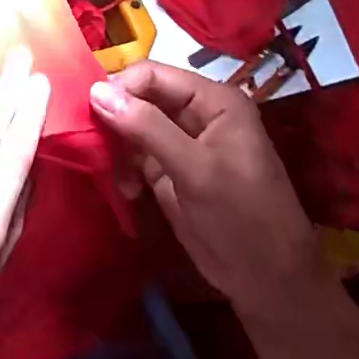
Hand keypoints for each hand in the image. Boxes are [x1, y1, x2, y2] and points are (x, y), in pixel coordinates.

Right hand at [89, 62, 329, 320]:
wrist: (269, 282)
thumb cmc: (242, 217)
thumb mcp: (196, 170)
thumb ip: (147, 127)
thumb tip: (95, 91)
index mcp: (212, 99)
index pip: (152, 75)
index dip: (120, 88)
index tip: (89, 112)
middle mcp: (195, 112)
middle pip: (138, 97)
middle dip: (114, 117)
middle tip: (92, 142)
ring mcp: (180, 141)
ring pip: (131, 125)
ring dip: (116, 146)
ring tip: (113, 173)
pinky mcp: (167, 168)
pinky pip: (133, 153)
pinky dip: (123, 167)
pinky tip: (126, 189)